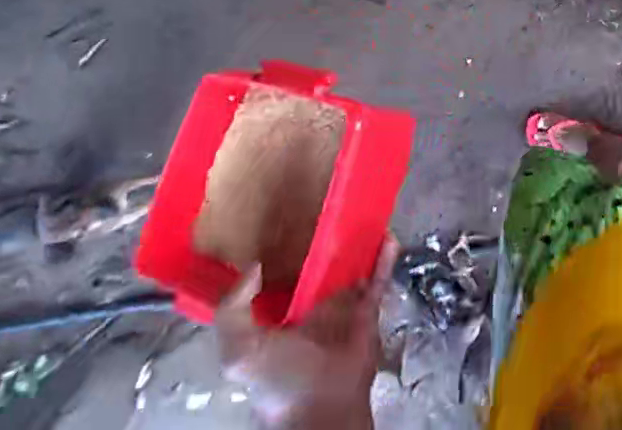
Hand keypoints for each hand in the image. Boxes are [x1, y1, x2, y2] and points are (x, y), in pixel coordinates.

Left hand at [216, 236, 398, 428]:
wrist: (321, 410)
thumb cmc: (277, 381)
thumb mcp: (238, 351)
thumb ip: (232, 310)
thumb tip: (254, 267)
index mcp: (282, 318)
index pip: (283, 280)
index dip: (286, 253)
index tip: (293, 223)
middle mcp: (312, 311)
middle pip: (322, 270)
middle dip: (330, 244)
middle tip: (336, 212)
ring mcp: (343, 312)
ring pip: (353, 271)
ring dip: (361, 247)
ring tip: (366, 217)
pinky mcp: (367, 316)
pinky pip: (377, 283)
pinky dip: (384, 261)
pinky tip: (389, 238)